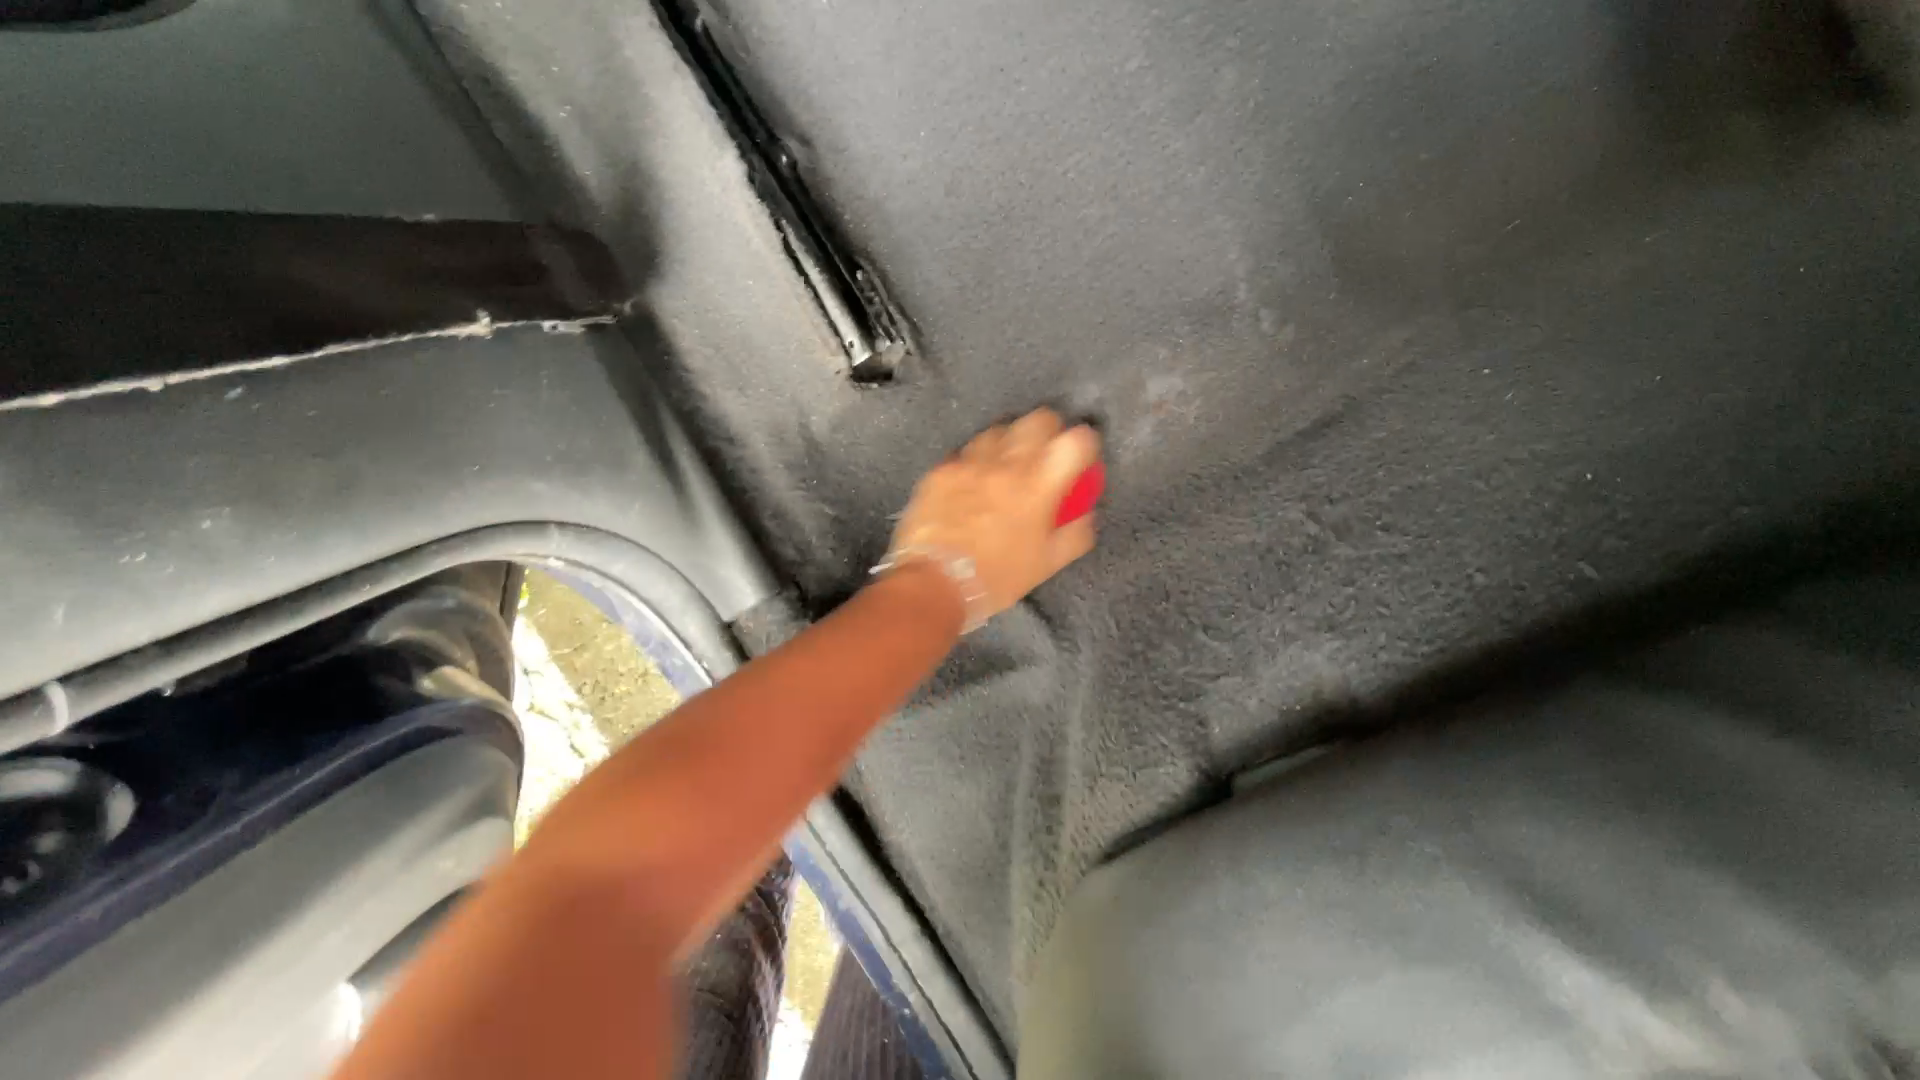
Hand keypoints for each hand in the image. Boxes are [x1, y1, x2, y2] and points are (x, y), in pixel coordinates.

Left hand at [886, 408, 1101, 624]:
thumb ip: (1075, 534)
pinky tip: (972, 482)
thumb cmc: (996, 578)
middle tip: (1046, 452)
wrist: (936, 583)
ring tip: (1006, 465)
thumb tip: (1086, 515)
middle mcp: (1006, 464)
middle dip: (1048, 431)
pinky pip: (964, 452)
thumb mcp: (1048, 563)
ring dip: (1009, 442)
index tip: (1080, 454)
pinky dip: (975, 462)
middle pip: (1037, 420)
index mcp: (1039, 486)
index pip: (1076, 440)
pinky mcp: (941, 470)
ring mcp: (970, 463)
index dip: (1084, 442)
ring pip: (998, 430)